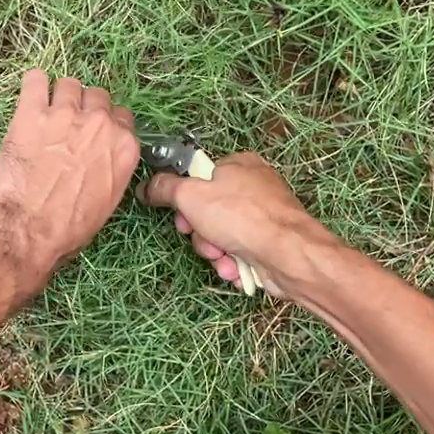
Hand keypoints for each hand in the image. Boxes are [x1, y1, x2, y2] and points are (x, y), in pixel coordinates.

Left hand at [0, 66, 139, 281]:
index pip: (122, 118)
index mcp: (124, 147)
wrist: (27, 228)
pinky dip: (34, 84)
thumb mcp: (106, 203)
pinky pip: (35, 79)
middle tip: (70, 126)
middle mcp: (100, 124)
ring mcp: (65, 114)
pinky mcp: (31, 111)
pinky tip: (31, 95)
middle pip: (99, 97)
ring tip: (49, 112)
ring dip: (62, 96)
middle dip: (86, 109)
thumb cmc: (68, 228)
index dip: (107, 125)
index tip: (94, 135)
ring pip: (70, 84)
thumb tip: (101, 162)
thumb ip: (111, 170)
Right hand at [135, 152, 334, 295]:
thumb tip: (145, 186)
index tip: (182, 218)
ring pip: (220, 235)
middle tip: (206, 242)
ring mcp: (263, 215)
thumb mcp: (190, 195)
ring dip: (215, 253)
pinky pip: (239, 251)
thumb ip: (164, 188)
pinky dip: (233, 262)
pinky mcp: (269, 242)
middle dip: (201, 235)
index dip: (184, 202)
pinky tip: (236, 268)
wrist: (287, 254)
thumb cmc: (239, 217)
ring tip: (224, 260)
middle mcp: (253, 185)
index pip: (198, 179)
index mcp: (238, 164)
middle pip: (207, 211)